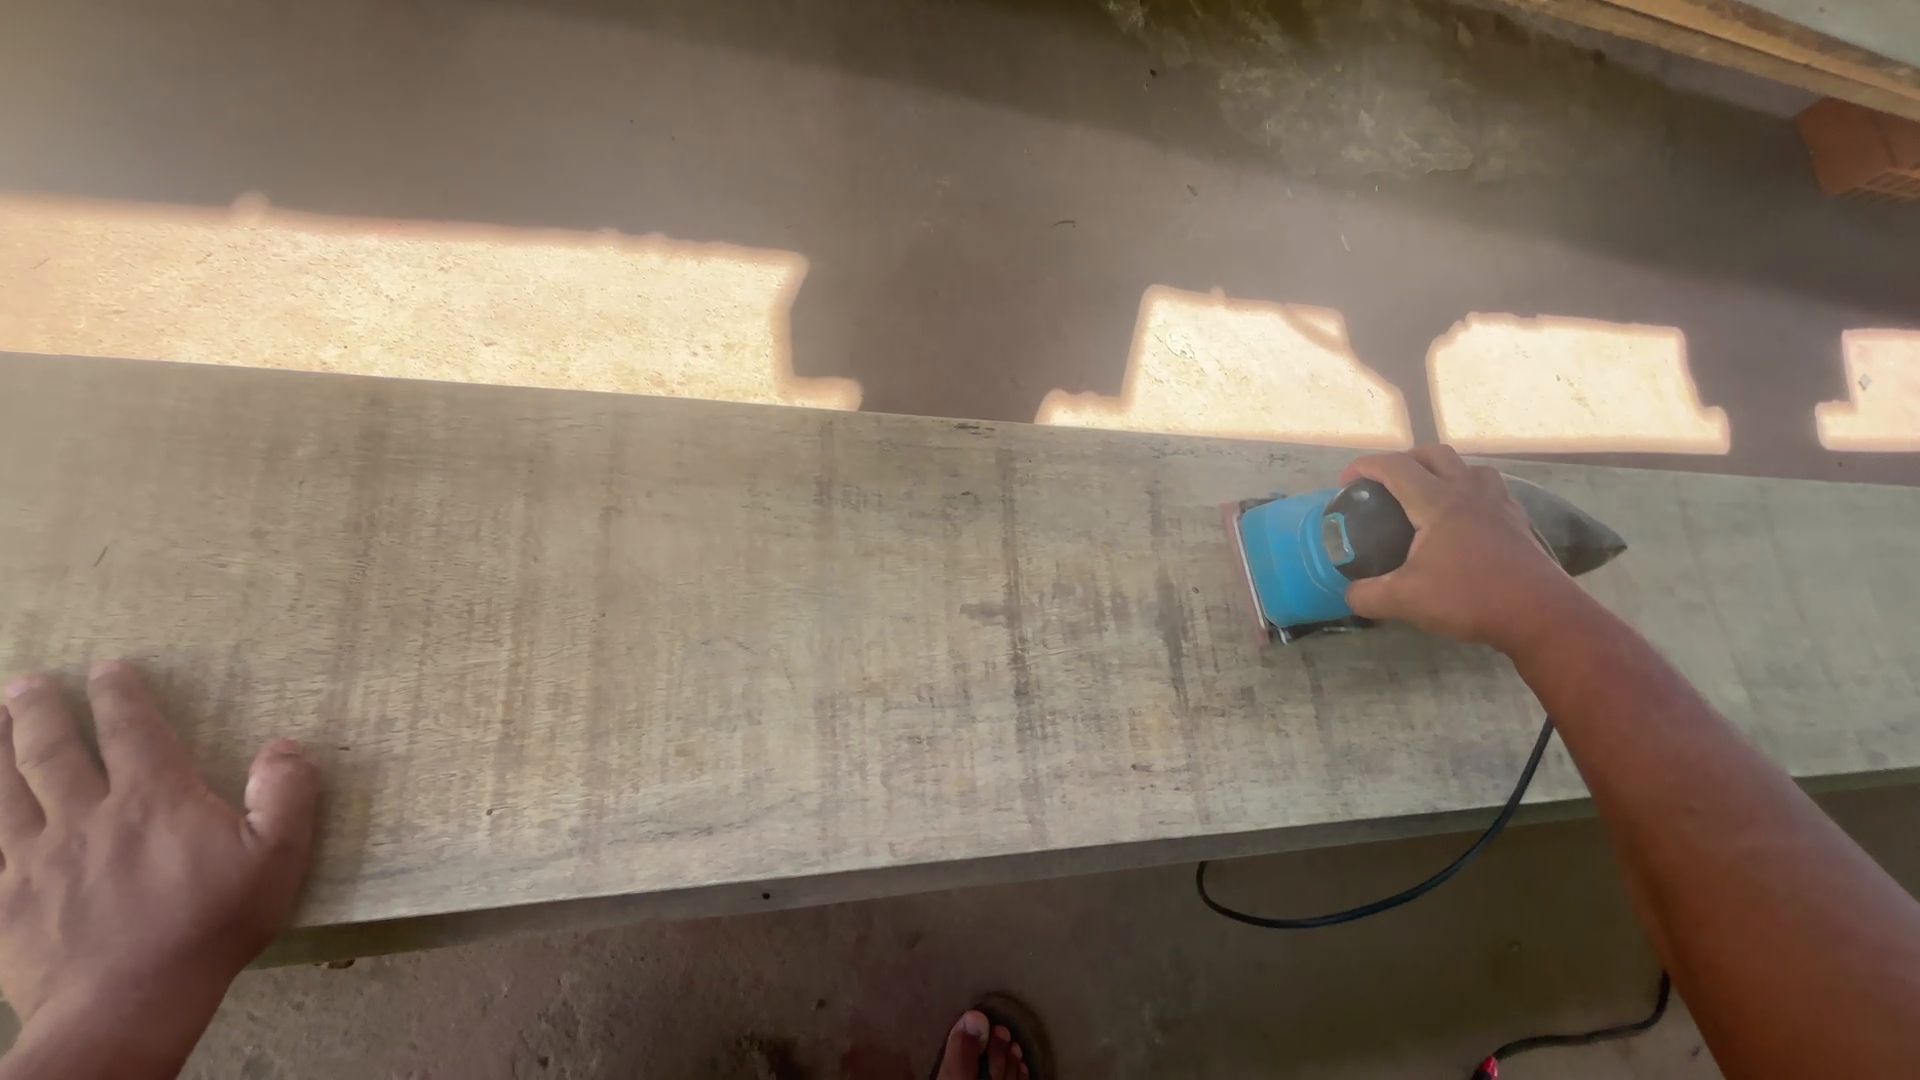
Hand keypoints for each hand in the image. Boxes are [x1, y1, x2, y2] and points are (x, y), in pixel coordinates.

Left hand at [0, 660, 319, 1076]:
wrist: (128, 1001)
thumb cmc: (214, 922)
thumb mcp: (279, 855)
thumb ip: (286, 793)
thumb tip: (284, 744)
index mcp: (156, 801)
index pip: (134, 733)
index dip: (121, 696)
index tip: (110, 667)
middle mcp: (89, 817)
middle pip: (51, 752)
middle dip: (38, 711)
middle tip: (26, 681)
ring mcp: (35, 857)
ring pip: (2, 790)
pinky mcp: (3, 897)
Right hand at [1338, 445, 1592, 655]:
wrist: (1541, 615)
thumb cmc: (1470, 599)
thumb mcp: (1404, 601)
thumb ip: (1366, 595)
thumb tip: (1350, 592)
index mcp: (1438, 503)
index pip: (1395, 467)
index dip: (1364, 467)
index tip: (1345, 484)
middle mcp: (1468, 493)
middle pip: (1433, 454)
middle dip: (1401, 460)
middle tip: (1382, 485)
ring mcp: (1498, 504)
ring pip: (1467, 467)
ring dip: (1440, 471)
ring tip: (1424, 495)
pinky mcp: (1516, 521)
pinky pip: (1488, 489)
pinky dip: (1467, 491)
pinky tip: (1459, 518)